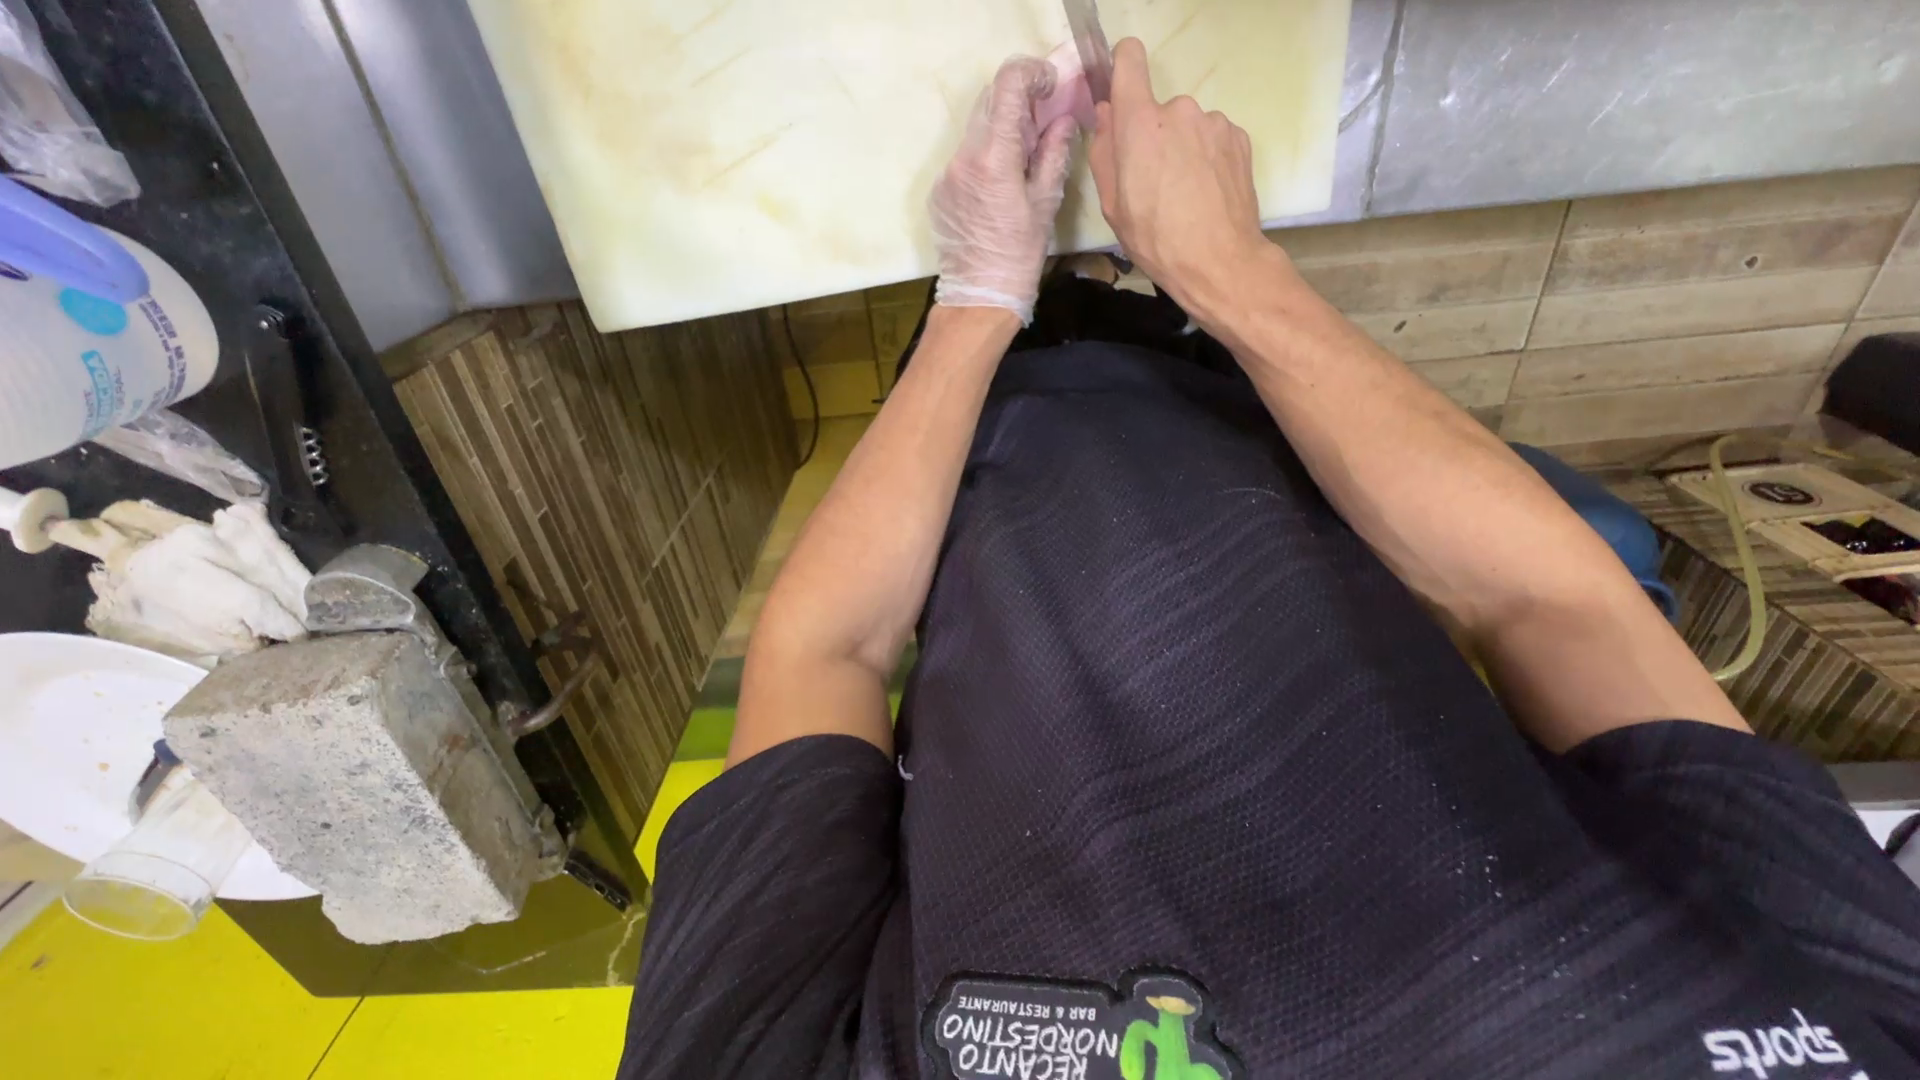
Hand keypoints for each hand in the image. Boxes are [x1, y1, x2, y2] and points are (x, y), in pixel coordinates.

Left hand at [929, 57, 1078, 324]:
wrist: (978, 297)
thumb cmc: (1018, 257)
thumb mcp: (1045, 204)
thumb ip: (1054, 154)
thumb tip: (1062, 121)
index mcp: (993, 157)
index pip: (1007, 84)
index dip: (1031, 74)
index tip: (1049, 87)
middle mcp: (963, 158)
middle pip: (989, 102)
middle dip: (1018, 104)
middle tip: (1042, 126)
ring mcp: (946, 175)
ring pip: (976, 132)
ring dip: (1001, 132)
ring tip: (1023, 163)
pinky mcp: (939, 192)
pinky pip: (964, 160)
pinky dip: (985, 159)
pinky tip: (999, 189)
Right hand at [1089, 39, 1273, 309]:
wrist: (1219, 261)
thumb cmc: (1156, 239)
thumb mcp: (1113, 206)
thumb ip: (1105, 153)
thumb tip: (1106, 116)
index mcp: (1140, 123)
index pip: (1129, 61)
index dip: (1123, 71)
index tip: (1122, 97)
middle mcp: (1178, 110)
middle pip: (1157, 110)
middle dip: (1152, 137)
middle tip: (1153, 183)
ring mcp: (1213, 121)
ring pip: (1187, 127)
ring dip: (1182, 149)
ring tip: (1184, 193)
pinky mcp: (1238, 137)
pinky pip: (1211, 138)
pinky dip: (1206, 158)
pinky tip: (1206, 193)